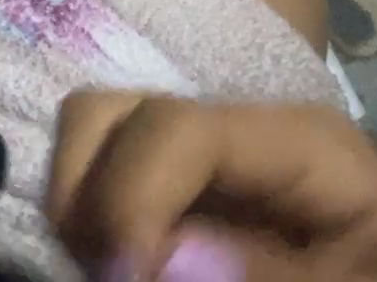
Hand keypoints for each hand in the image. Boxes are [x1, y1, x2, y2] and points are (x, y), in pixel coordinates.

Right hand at [47, 93, 376, 280]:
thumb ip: (284, 278)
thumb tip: (167, 257)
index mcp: (296, 141)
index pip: (176, 128)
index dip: (131, 193)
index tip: (122, 276)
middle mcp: (233, 123)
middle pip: (113, 110)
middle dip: (88, 189)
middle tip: (104, 271)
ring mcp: (200, 147)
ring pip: (93, 129)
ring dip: (80, 199)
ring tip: (107, 267)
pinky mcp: (180, 178)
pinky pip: (102, 167)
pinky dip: (89, 211)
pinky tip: (118, 259)